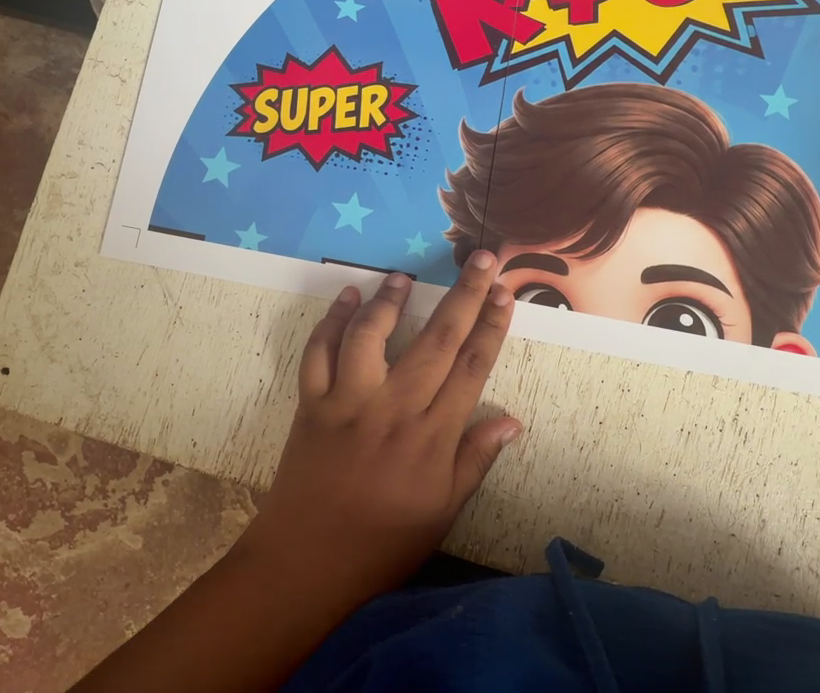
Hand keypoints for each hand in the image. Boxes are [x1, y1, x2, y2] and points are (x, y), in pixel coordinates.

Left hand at [239, 253, 521, 604]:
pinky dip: (331, 321)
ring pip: (372, 335)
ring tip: (405, 275)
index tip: (504, 291)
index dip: (491, 326)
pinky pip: (319, 352)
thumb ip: (475, 461)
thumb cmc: (384, 542)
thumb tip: (511, 420)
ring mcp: (348, 401)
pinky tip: (346, 296)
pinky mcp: (311, 403)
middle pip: (436, 340)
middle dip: (463, 295)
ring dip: (391, 300)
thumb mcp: (442, 511)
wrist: (308, 561)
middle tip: (480, 257)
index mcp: (432, 436)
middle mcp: (393, 408)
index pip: (472, 368)